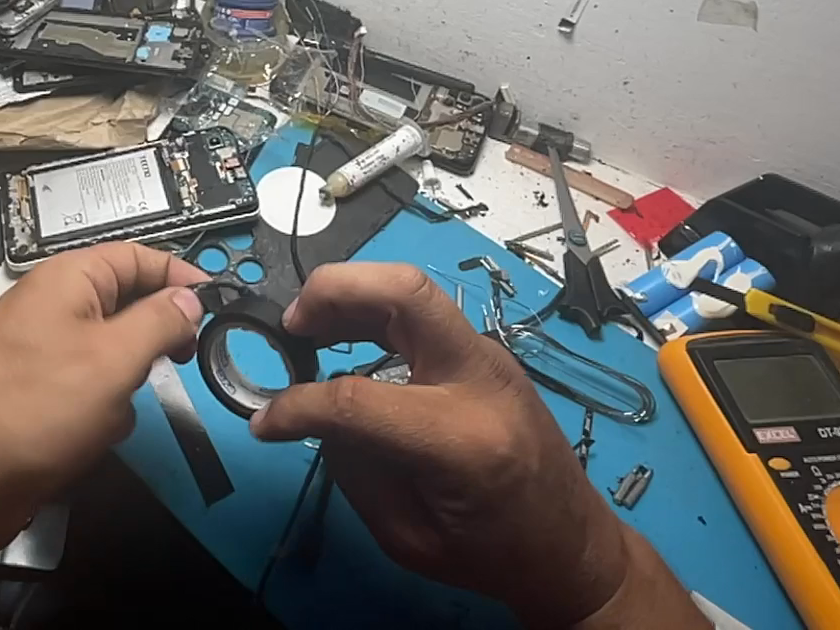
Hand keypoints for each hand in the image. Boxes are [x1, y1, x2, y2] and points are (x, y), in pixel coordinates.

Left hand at [0, 242, 206, 553]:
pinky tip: (88, 436)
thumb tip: (190, 296)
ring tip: (112, 410)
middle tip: (178, 359)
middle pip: (126, 303)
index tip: (214, 302)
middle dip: (152, 337)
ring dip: (125, 381)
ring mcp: (41, 350)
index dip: (179, 273)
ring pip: (111, 352)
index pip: (137, 256)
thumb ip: (160, 321)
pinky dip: (98, 409)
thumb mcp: (113, 359)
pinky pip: (87, 388)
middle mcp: (53, 305)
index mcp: (68, 277)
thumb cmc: (32, 408)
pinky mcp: (34, 393)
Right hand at [249, 263, 700, 628]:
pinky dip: (370, 305)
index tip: (265, 421)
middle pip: (404, 293)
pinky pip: (418, 308)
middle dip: (334, 290)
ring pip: (411, 285)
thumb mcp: (407, 538)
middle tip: (291, 321)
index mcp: (463, 440)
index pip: (360, 400)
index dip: (300, 407)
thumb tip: (315, 411)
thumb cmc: (494, 554)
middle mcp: (479, 378)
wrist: (574, 548)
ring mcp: (487, 354)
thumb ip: (352, 467)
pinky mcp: (481, 349)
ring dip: (348, 290)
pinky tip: (341, 328)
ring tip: (306, 322)